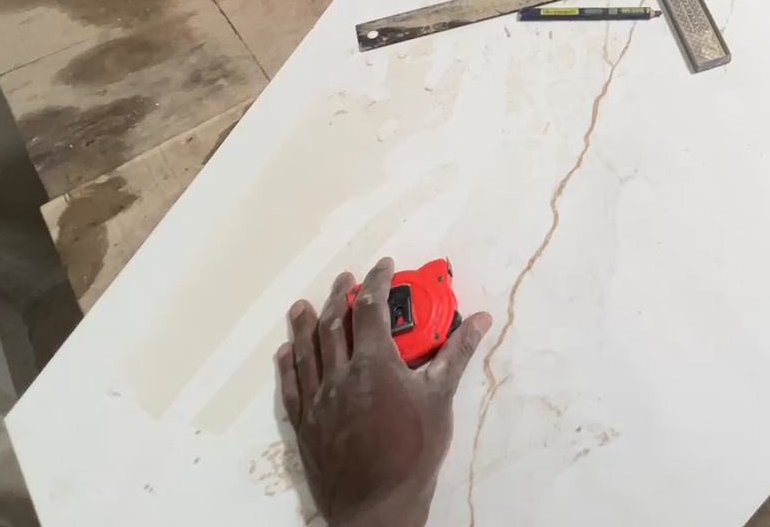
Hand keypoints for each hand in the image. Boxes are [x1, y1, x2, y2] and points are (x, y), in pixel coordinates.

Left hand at [276, 257, 492, 526]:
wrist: (377, 506)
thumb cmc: (414, 448)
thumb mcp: (441, 396)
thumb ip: (457, 352)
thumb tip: (481, 318)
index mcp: (375, 364)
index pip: (372, 310)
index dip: (377, 283)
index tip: (385, 266)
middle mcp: (341, 377)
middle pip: (334, 325)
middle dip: (340, 297)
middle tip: (347, 278)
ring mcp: (319, 402)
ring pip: (307, 352)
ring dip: (305, 324)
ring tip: (304, 303)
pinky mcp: (306, 426)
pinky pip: (292, 388)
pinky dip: (290, 365)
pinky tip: (288, 351)